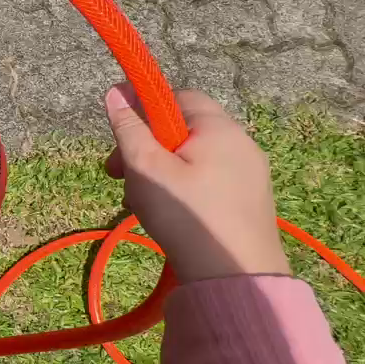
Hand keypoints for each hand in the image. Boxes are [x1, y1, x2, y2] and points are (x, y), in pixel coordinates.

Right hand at [103, 84, 290, 283]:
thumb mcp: (144, 166)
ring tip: (138, 194)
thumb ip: (129, 128)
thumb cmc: (185, 211)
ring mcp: (249, 172)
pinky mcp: (247, 195)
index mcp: (220, 131)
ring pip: (190, 153)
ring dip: (157, 165)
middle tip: (118, 171)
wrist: (232, 271)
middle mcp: (242, 145)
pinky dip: (178, 181)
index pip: (182, 97)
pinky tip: (163, 205)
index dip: (147, 105)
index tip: (119, 127)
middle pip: (183, 127)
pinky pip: (205, 174)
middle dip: (144, 142)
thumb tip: (115, 92)